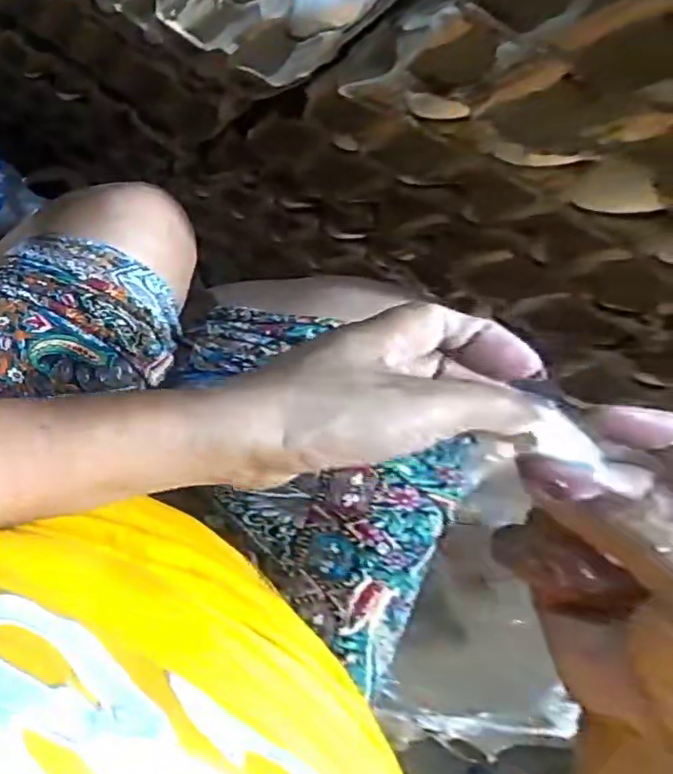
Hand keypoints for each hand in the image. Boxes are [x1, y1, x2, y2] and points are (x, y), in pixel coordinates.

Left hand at [222, 302, 548, 488]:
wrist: (239, 438)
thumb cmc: (329, 413)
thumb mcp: (426, 405)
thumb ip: (489, 405)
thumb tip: (535, 414)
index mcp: (375, 338)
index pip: (439, 319)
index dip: (488, 339)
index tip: (531, 374)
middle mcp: (350, 356)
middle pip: (426, 356)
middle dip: (477, 383)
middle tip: (519, 422)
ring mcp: (327, 387)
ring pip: (402, 391)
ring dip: (446, 413)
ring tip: (487, 444)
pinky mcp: (312, 419)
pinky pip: (374, 418)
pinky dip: (408, 432)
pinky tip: (425, 455)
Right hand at [493, 406, 672, 773]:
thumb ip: (632, 521)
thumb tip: (545, 467)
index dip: (655, 434)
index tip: (604, 420)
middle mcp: (664, 532)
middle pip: (615, 479)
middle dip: (584, 485)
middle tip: (550, 485)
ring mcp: (615, 553)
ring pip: (560, 505)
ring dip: (555, 529)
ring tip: (571, 565)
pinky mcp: (561, 572)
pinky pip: (524, 539)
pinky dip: (528, 554)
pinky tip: (548, 579)